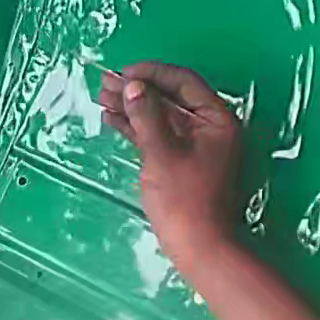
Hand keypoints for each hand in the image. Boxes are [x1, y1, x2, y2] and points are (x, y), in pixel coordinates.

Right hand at [98, 61, 242, 269]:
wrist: (198, 247)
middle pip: (171, 97)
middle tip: (105, 82)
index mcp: (217, 120)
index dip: (152, 73)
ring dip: (133, 106)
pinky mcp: (182, 161)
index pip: (184, 82)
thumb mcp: (162, 153)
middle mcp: (210, 127)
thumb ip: (147, 115)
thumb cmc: (184, 200)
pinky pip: (159, 134)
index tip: (123, 72)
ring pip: (162, 115)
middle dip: (138, 89)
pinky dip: (137, 127)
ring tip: (102, 97)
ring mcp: (197, 145)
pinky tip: (114, 118)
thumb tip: (133, 86)